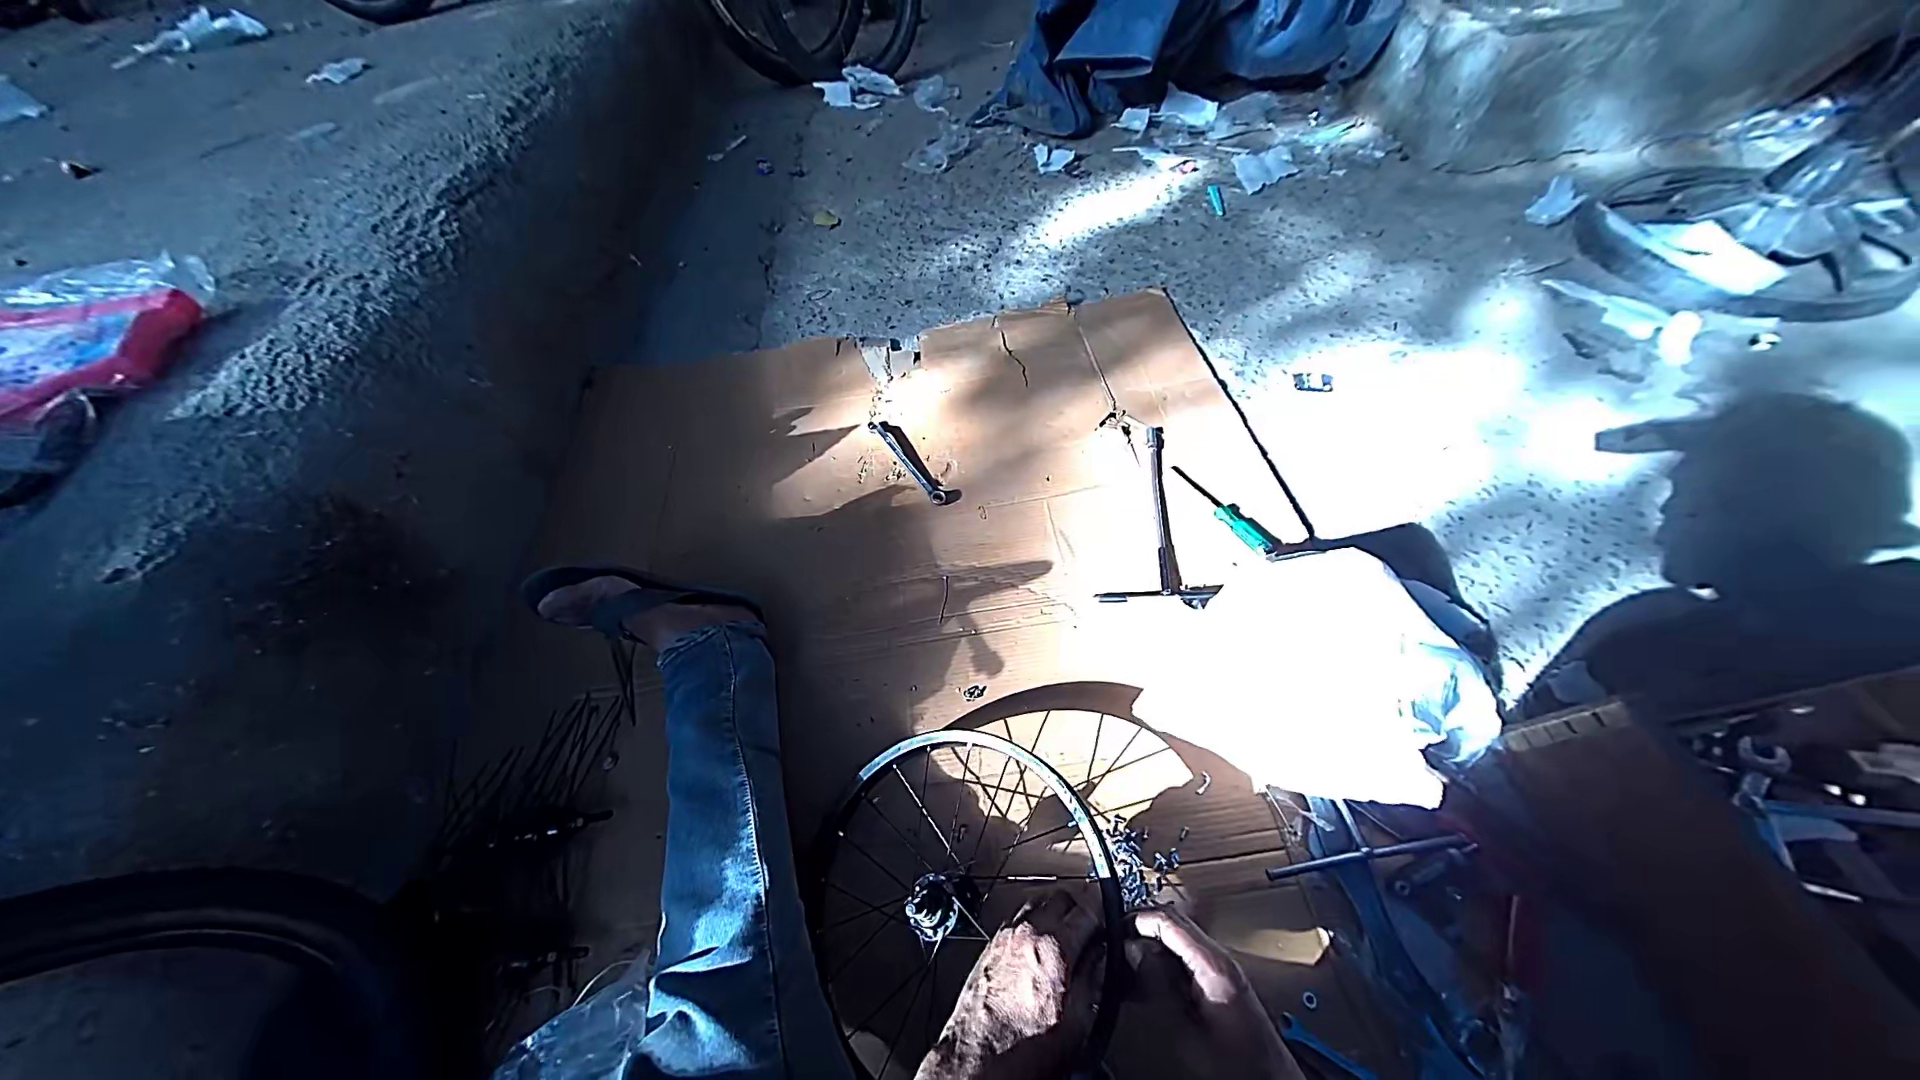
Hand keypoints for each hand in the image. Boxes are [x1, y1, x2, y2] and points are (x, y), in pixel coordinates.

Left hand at [916, 889, 1102, 1079]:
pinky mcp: (992, 942)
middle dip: (1080, 910)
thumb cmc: (1021, 1049)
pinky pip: (1019, 916)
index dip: (1105, 914)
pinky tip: (1040, 947)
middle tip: (1091, 933)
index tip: (1110, 923)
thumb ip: (1093, 980)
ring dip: (1055, 913)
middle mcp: (1028, 931)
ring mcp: (1007, 933)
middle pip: (1063, 897)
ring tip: (1066, 939)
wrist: (979, 1058)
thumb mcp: (1076, 1023)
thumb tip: (1103, 959)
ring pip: (1039, 902)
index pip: (1088, 908)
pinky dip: (1034, 922)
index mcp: (1054, 947)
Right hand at [1127, 907, 1305, 1079]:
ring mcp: (1222, 970)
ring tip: (1129, 969)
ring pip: (1178, 939)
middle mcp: (1219, 959)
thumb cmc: (1235, 1070)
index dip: (1136, 920)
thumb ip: (1158, 986)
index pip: (1167, 918)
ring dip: (1152, 947)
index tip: (1113, 932)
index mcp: (1213, 964)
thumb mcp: (1185, 1033)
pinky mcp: (1221, 984)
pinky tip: (1150, 984)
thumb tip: (1134, 950)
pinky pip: (1186, 958)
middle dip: (1141, 931)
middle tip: (1116, 948)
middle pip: (1173, 923)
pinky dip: (1164, 962)